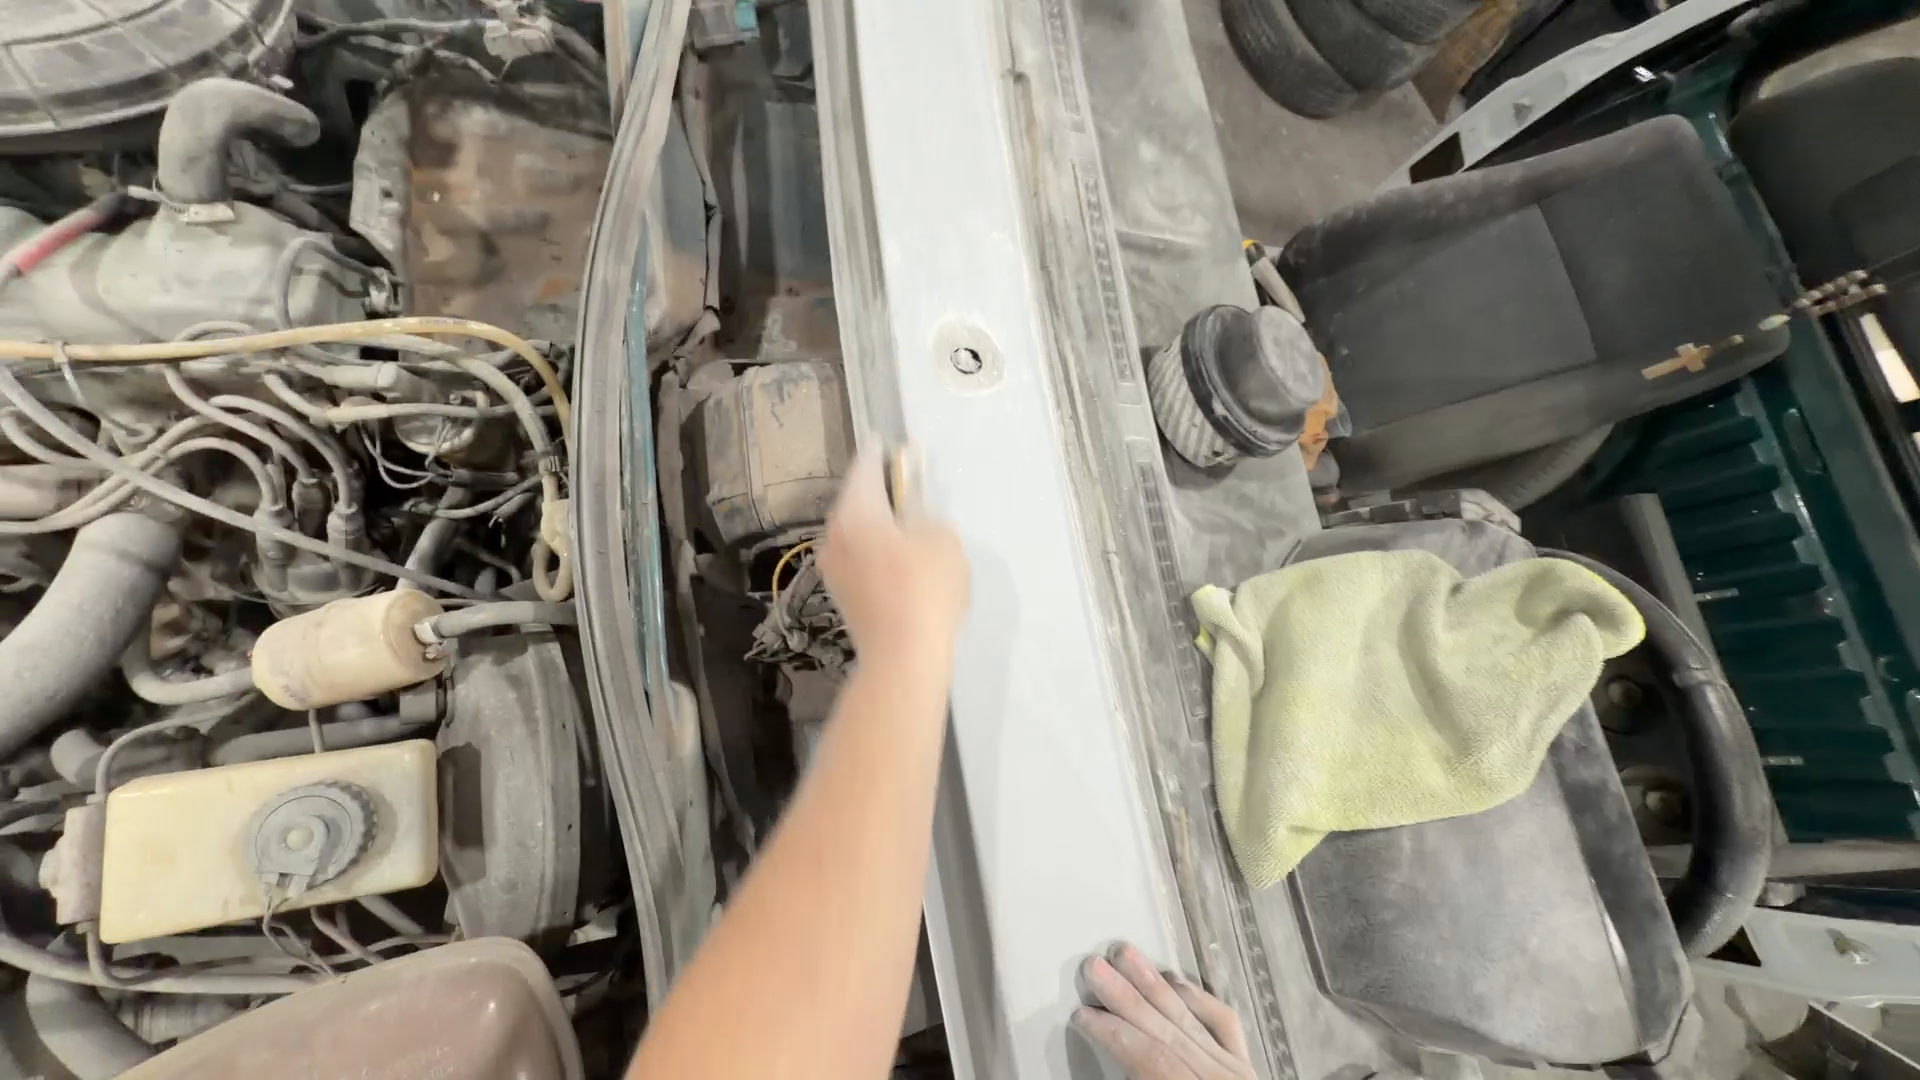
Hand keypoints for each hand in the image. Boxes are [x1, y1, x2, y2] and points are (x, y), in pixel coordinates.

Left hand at [819, 447, 969, 659]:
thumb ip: (925, 512)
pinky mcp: (842, 594)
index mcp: (855, 512)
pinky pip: (858, 557)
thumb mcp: (941, 538)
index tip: (883, 440)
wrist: (903, 656)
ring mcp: (833, 568)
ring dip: (876, 522)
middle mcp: (834, 535)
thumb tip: (912, 513)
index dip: (878, 451)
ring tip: (903, 520)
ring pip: (855, 532)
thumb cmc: (925, 589)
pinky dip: (875, 549)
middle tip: (900, 480)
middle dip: (877, 489)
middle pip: (855, 500)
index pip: (864, 468)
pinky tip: (897, 556)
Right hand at [1073, 943, 1255, 1079]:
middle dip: (1126, 997)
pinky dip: (1197, 998)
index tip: (1080, 1013)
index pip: (1150, 1059)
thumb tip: (1113, 1061)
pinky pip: (1223, 1023)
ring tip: (1123, 952)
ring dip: (1152, 983)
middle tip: (1092, 965)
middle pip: (1166, 1031)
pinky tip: (1173, 979)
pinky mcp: (1246, 1066)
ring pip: (1190, 1019)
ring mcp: (1236, 1072)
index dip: (1114, 1034)